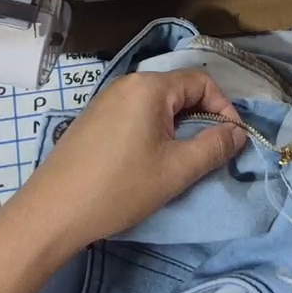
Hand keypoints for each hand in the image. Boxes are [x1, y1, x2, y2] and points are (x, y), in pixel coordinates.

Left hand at [6, 70, 247, 255]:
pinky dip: (154, 131)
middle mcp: (127, 83)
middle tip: (208, 154)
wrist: (54, 211)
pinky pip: (136, 114)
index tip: (231, 140)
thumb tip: (238, 132)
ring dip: (178, 127)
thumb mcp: (177, 170)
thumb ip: (214, 146)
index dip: (224, 108)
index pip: (201, 81)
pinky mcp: (95, 118)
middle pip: (179, 90)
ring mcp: (107, 99)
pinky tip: (149, 161)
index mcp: (149, 87)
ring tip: (181, 161)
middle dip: (201, 119)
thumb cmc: (120, 187)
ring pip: (157, 105)